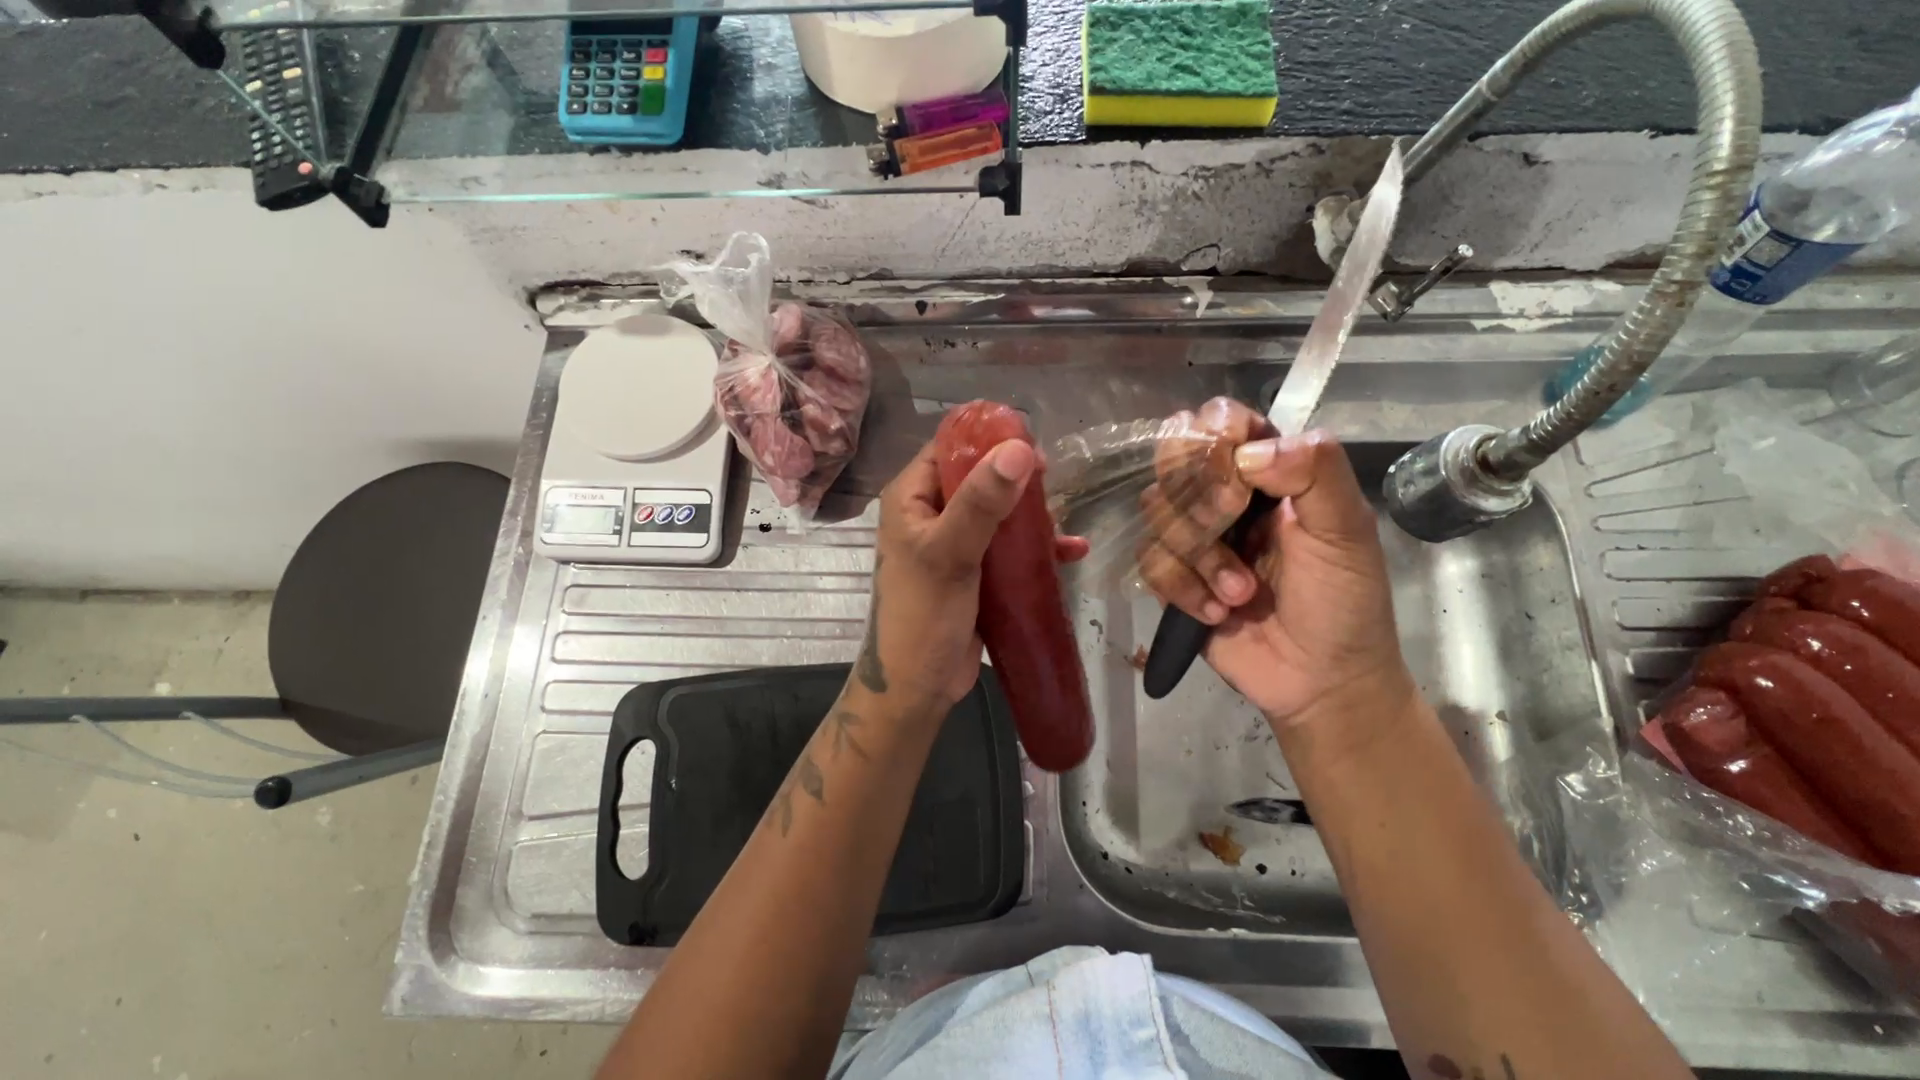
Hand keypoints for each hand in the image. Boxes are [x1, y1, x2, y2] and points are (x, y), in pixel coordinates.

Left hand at [858, 439, 1087, 711]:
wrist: (918, 688)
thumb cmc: (923, 615)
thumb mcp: (950, 552)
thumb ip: (981, 501)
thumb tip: (1020, 448)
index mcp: (911, 499)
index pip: (947, 448)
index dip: (986, 440)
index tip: (1030, 441)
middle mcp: (930, 515)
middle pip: (978, 478)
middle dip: (1017, 478)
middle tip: (1052, 480)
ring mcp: (954, 546)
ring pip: (999, 514)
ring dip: (1032, 515)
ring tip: (1063, 522)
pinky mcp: (976, 575)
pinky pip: (1009, 549)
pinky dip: (1038, 549)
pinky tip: (1071, 552)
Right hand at [1137, 397, 1412, 728]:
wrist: (1321, 681)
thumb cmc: (1346, 601)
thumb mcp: (1348, 529)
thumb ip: (1315, 470)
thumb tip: (1248, 454)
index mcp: (1270, 471)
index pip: (1220, 420)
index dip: (1214, 438)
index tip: (1237, 476)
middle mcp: (1226, 495)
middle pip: (1173, 458)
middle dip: (1200, 498)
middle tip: (1232, 524)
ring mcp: (1196, 537)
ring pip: (1158, 511)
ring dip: (1202, 556)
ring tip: (1242, 593)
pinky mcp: (1173, 579)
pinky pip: (1150, 562)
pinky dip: (1184, 589)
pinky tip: (1218, 612)